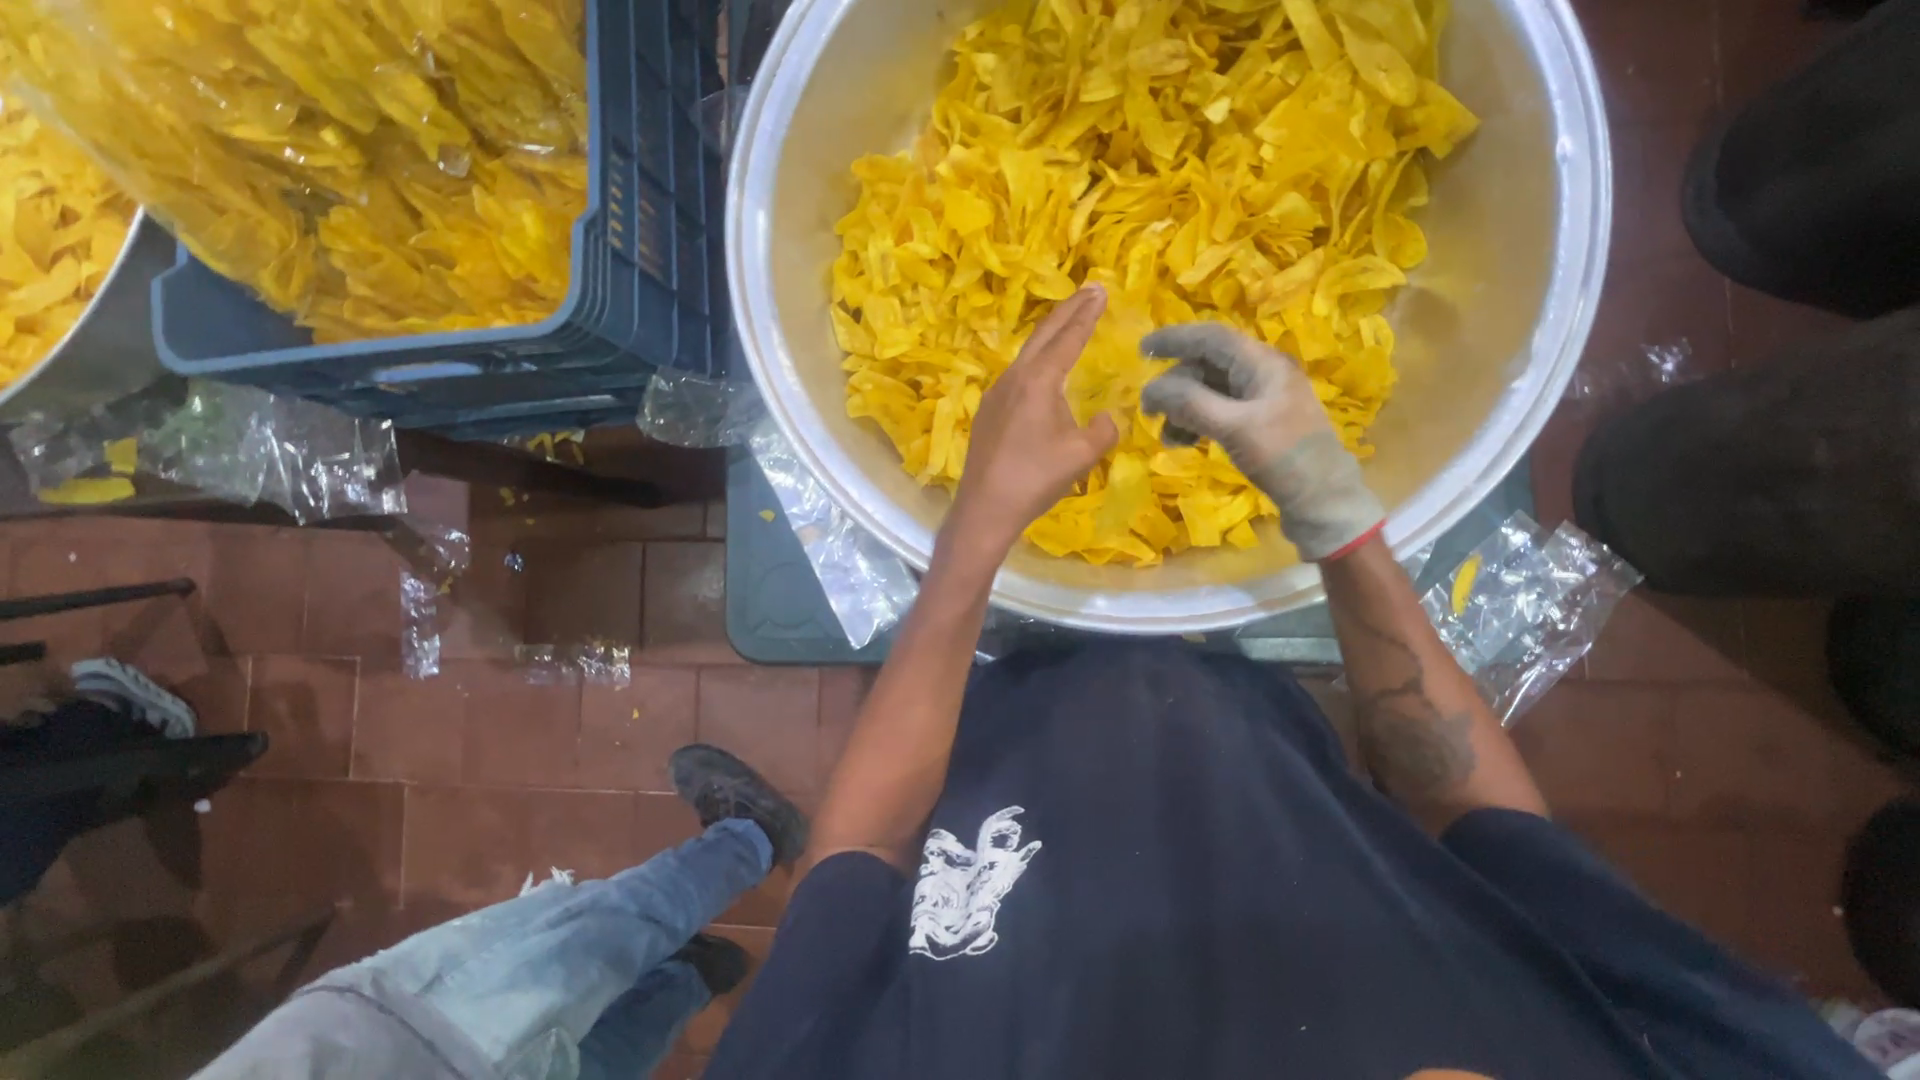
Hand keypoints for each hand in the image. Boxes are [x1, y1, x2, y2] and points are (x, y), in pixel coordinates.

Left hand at [948, 285, 1118, 555]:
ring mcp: (996, 394)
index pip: (1067, 338)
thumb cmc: (1035, 479)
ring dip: (1049, 335)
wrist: (984, 508)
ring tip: (1068, 323)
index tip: (1101, 291)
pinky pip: (1017, 374)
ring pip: (1026, 354)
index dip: (1086, 315)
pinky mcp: (988, 412)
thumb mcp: (1082, 456)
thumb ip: (1102, 430)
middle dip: (1068, 311)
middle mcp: (1014, 379)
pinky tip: (1042, 371)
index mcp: (1038, 381)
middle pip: (1043, 335)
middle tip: (1089, 290)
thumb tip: (1105, 417)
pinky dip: (1036, 360)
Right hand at [1140, 322, 1384, 561]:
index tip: (1140, 350)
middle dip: (1175, 385)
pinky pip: (1219, 412)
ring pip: (1210, 391)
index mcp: (1263, 363)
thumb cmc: (1283, 458)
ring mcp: (1262, 400)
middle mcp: (1263, 373)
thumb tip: (1150, 389)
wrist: (1324, 501)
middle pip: (1207, 365)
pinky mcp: (1259, 424)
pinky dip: (1197, 423)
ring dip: (1183, 409)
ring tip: (1167, 437)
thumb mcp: (1234, 427)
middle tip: (1148, 411)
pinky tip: (1185, 442)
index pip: (1212, 337)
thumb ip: (1190, 403)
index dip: (1175, 339)